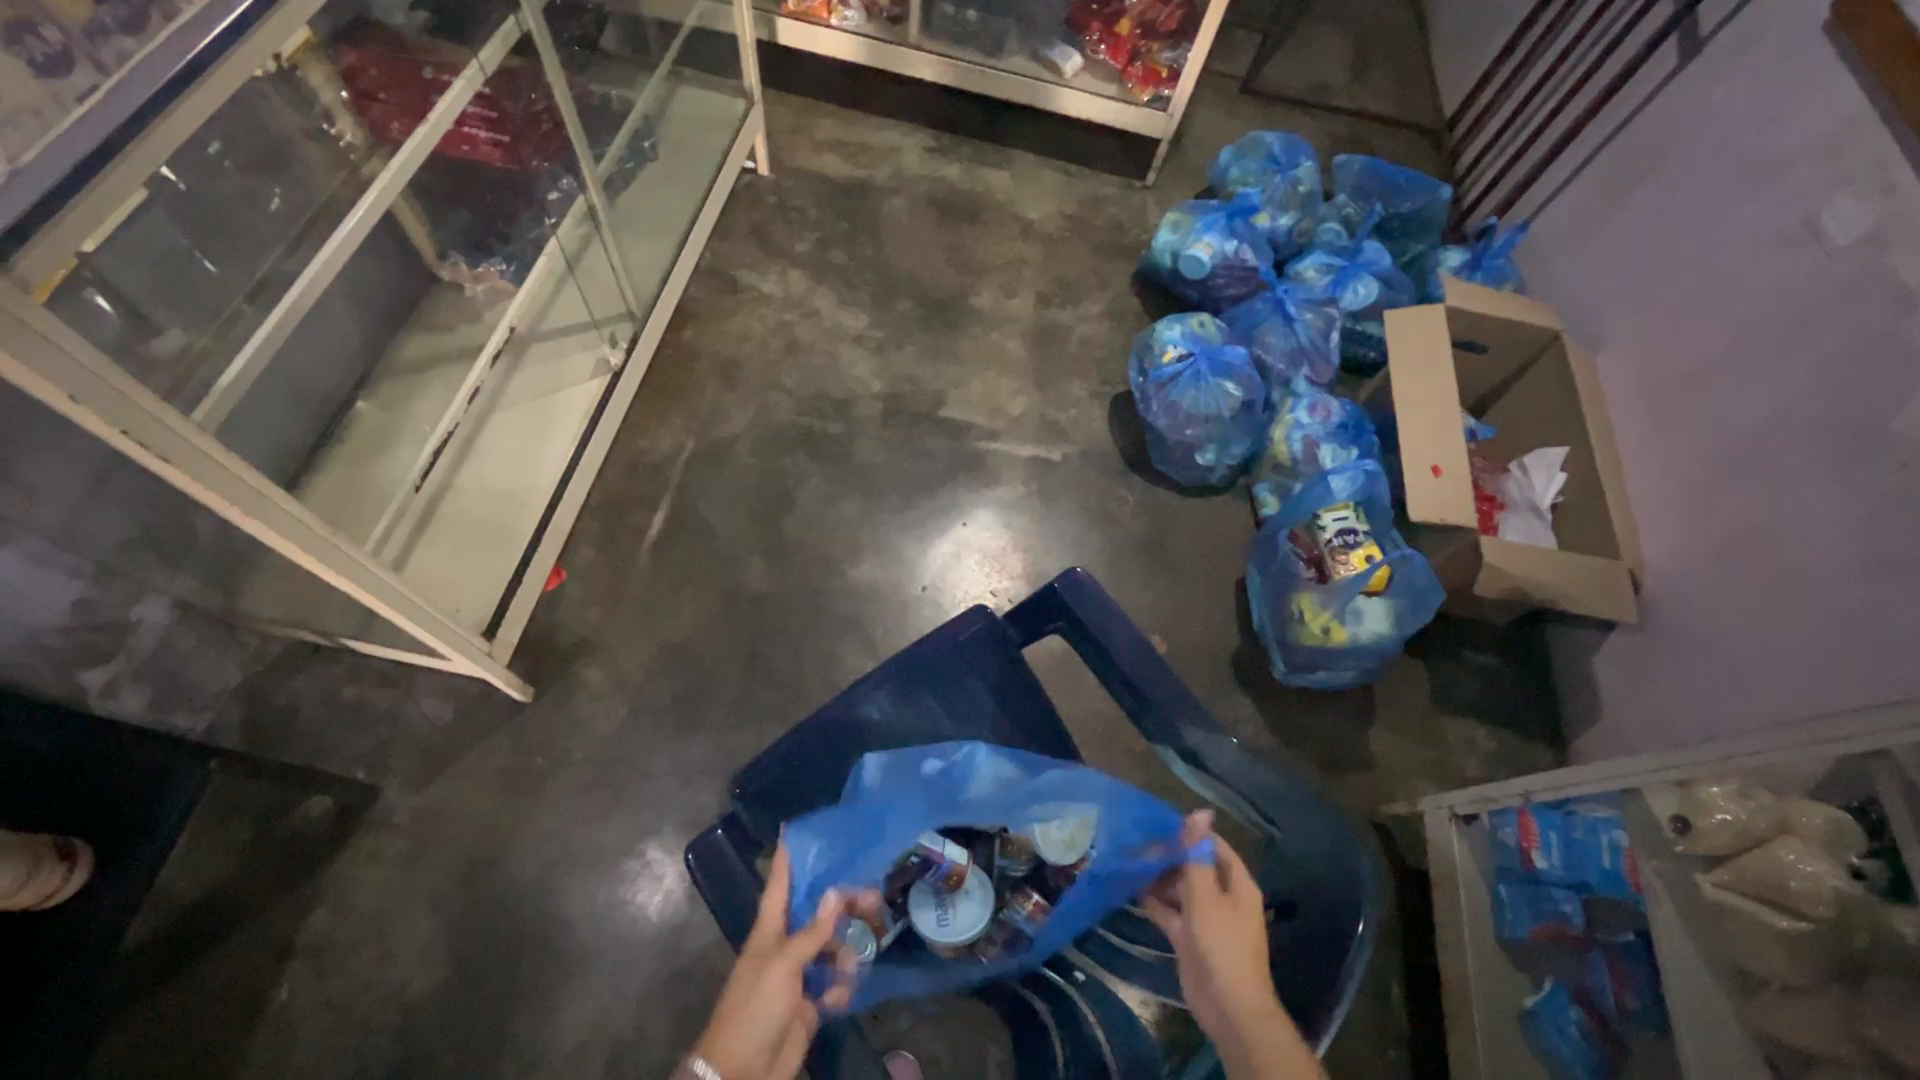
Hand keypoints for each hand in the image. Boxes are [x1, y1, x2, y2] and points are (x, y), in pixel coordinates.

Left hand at [690, 843, 862, 1079]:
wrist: (742, 1072)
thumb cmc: (754, 1009)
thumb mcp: (783, 965)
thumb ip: (813, 931)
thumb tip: (837, 892)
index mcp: (769, 931)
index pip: (779, 886)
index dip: (787, 860)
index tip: (795, 831)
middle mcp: (785, 947)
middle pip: (819, 915)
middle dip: (844, 908)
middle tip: (875, 901)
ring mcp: (799, 976)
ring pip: (832, 949)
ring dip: (846, 955)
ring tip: (850, 970)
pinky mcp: (811, 1004)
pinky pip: (835, 984)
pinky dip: (841, 988)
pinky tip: (838, 999)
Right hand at [1142, 813, 1322, 1079]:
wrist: (1227, 1005)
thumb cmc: (1220, 943)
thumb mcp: (1205, 894)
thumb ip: (1196, 854)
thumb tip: (1201, 810)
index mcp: (1236, 883)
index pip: (1213, 846)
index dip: (1190, 834)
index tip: (1159, 822)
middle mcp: (1223, 897)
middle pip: (1195, 868)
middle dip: (1168, 857)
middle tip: (1135, 843)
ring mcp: (1206, 919)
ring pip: (1180, 890)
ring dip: (1159, 879)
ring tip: (1128, 862)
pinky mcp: (1190, 938)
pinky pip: (1171, 912)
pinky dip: (1155, 902)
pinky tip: (1131, 889)